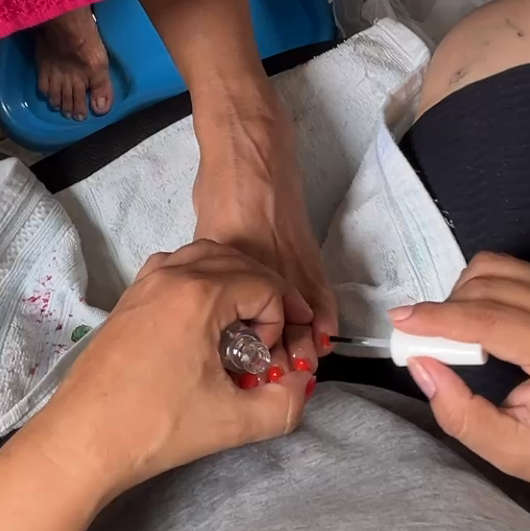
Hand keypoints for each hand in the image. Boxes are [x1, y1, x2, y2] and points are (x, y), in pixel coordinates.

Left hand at [23, 240, 315, 497]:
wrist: (82, 439)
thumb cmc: (155, 427)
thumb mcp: (232, 422)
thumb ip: (283, 404)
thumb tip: (302, 385)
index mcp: (200, 295)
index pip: (265, 285)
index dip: (281, 319)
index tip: (271, 357)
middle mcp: (173, 274)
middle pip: (238, 261)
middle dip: (264, 294)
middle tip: (269, 335)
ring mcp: (147, 280)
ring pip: (206, 254)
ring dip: (234, 279)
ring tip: (242, 320)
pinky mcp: (131, 294)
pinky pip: (177, 264)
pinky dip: (201, 276)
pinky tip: (202, 314)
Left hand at [190, 93, 337, 364]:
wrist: (249, 151)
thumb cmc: (220, 189)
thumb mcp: (206, 235)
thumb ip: (213, 271)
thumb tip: (218, 304)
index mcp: (231, 271)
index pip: (245, 323)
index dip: (251, 350)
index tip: (249, 370)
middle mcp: (264, 273)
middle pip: (275, 326)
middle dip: (279, 355)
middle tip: (279, 379)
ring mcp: (290, 262)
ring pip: (299, 313)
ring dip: (302, 341)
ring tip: (301, 366)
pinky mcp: (308, 250)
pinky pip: (319, 290)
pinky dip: (321, 314)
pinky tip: (323, 336)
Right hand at [391, 252, 529, 517]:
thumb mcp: (510, 453)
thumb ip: (459, 412)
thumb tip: (420, 363)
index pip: (487, 320)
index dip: (437, 318)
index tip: (399, 321)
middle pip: (485, 288)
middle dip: (444, 310)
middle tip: (426, 341)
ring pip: (493, 268)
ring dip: (461, 294)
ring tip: (457, 332)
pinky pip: (509, 268)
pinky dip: (481, 285)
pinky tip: (479, 317)